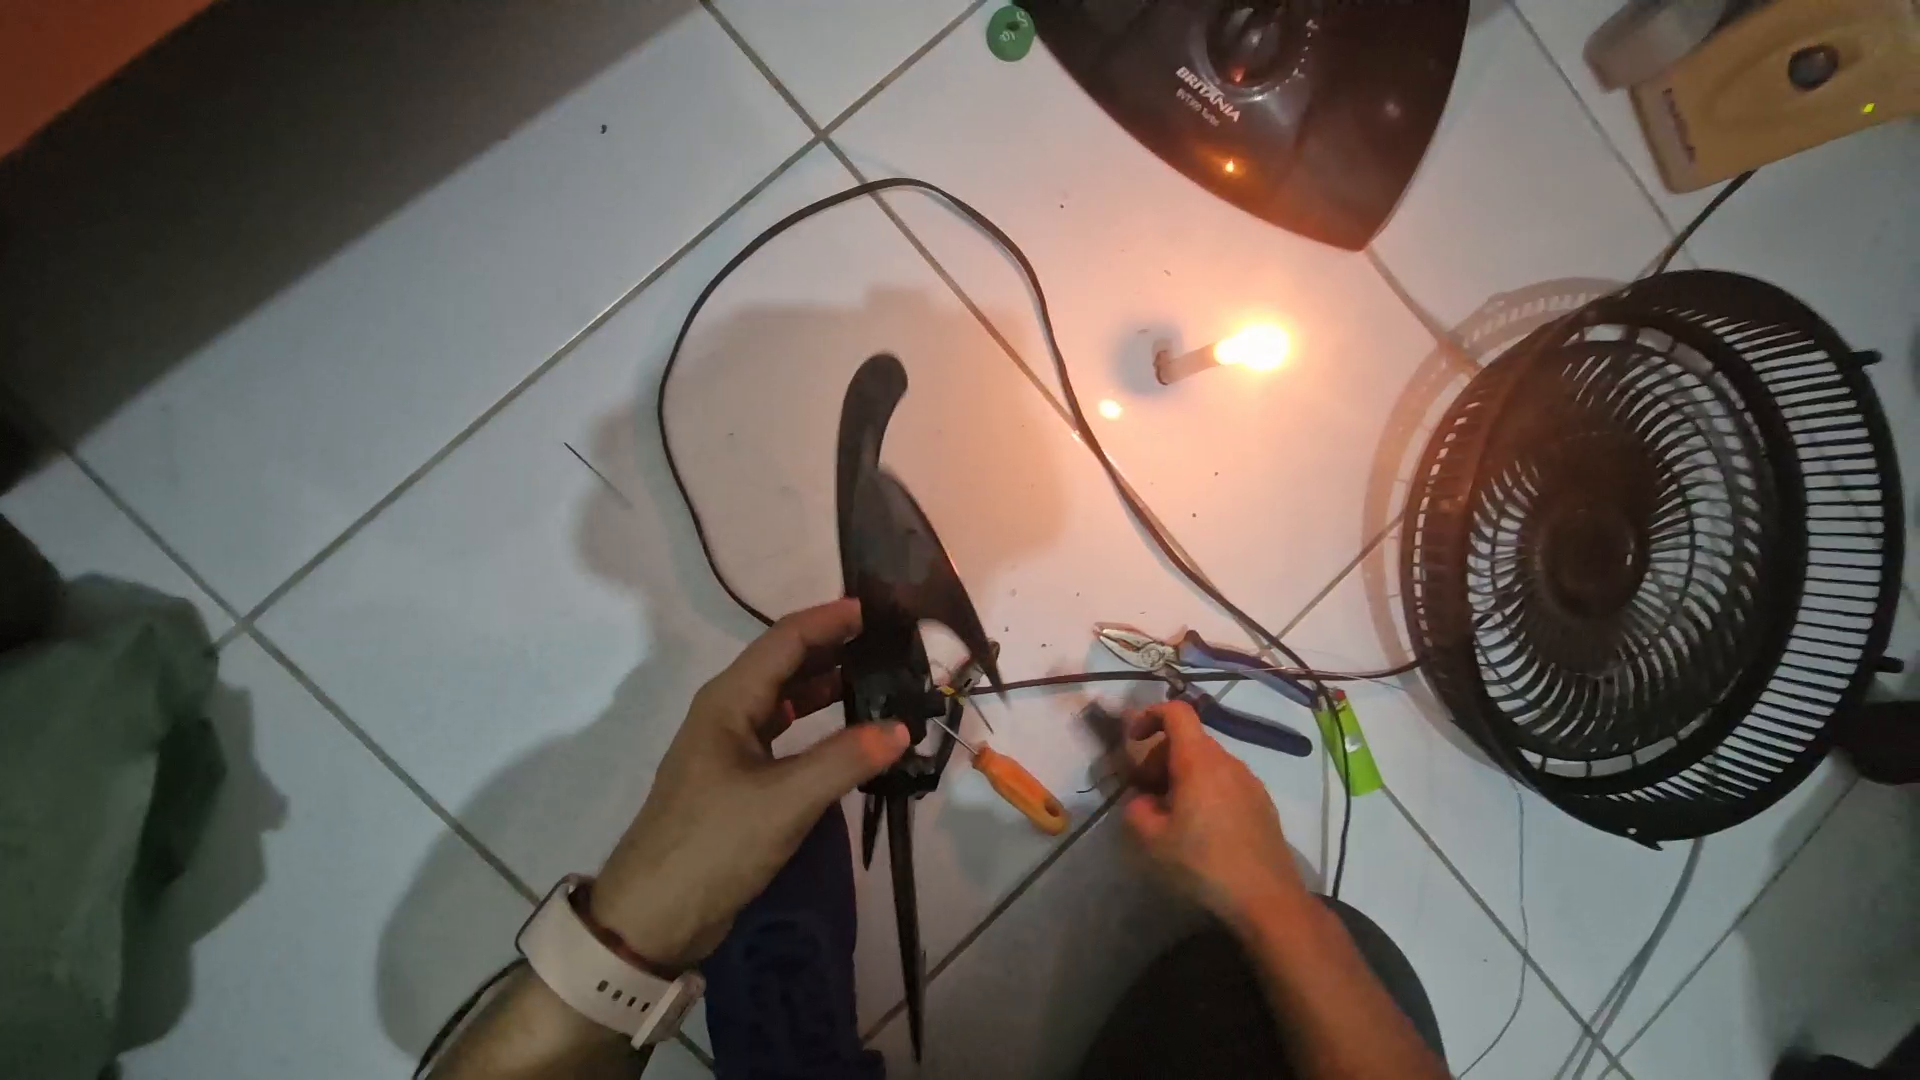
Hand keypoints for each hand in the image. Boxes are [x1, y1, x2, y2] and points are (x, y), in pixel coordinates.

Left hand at [588, 599, 908, 969]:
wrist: (653, 918)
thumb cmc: (713, 844)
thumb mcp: (784, 801)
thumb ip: (844, 760)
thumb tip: (901, 729)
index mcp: (729, 700)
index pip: (786, 640)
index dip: (830, 620)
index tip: (876, 610)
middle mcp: (729, 711)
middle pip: (787, 663)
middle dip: (835, 647)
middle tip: (889, 643)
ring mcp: (732, 745)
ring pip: (787, 698)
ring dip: (829, 686)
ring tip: (881, 679)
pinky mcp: (740, 777)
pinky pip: (786, 733)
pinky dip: (819, 724)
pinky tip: (851, 732)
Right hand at [1122, 702, 1309, 925]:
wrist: (1267, 899)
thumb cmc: (1204, 862)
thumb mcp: (1153, 840)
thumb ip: (1137, 810)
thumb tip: (1143, 802)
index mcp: (1199, 760)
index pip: (1176, 712)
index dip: (1149, 716)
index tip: (1133, 741)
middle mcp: (1227, 761)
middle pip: (1188, 740)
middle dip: (1160, 758)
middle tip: (1147, 793)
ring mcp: (1250, 781)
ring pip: (1207, 762)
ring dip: (1182, 776)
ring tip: (1172, 815)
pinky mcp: (1263, 803)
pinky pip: (1226, 782)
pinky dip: (1205, 790)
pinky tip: (1202, 829)